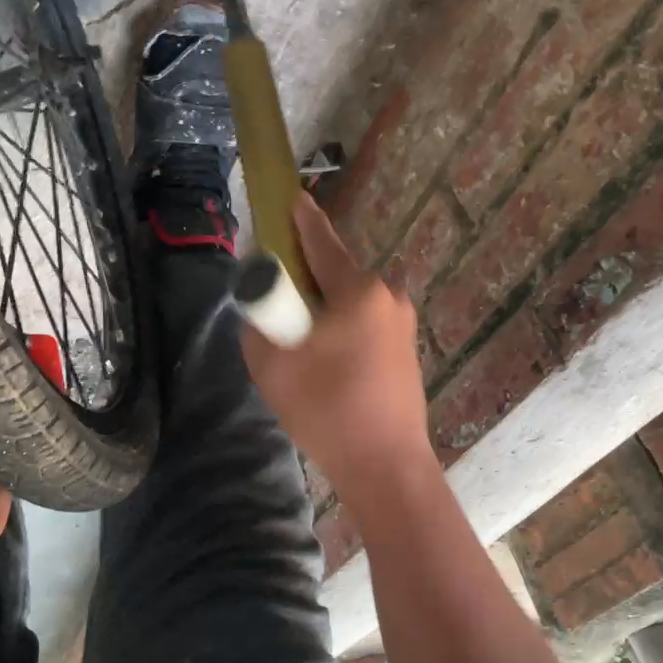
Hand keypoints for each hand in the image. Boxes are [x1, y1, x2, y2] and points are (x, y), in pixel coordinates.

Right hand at [241, 193, 435, 494]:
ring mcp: (401, 326)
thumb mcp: (271, 364)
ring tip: (295, 346)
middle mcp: (386, 297)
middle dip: (303, 279)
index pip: (320, 242)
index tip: (290, 196)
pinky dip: (338, 333)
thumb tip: (261, 306)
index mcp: (357, 291)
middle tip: (275, 300)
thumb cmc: (326, 409)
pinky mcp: (405, 352)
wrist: (385, 466)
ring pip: (347, 304)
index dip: (300, 219)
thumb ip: (257, 323)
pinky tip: (321, 365)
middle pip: (334, 274)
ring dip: (320, 312)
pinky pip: (362, 327)